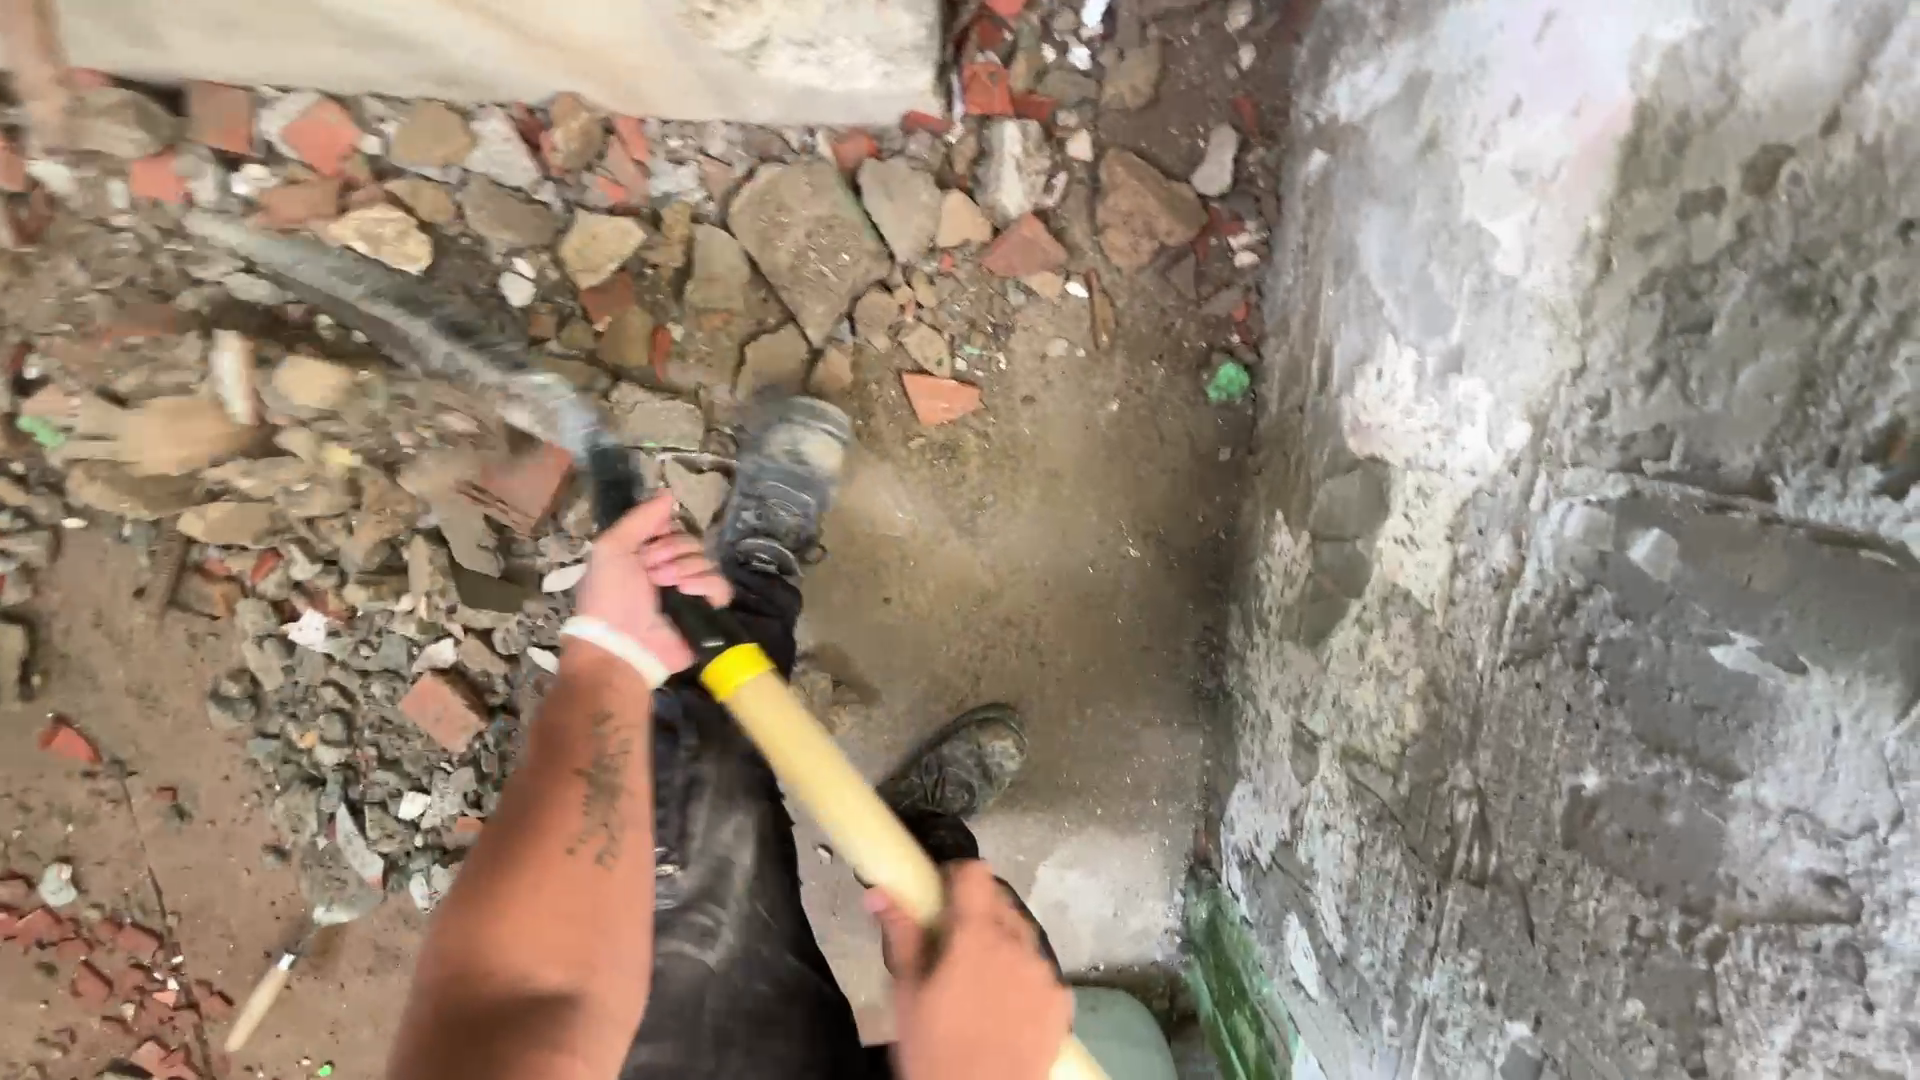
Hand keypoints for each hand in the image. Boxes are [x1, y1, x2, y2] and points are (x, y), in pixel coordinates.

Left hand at [569, 493, 732, 675]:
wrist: (621, 644)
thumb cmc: (608, 596)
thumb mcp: (611, 547)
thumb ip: (640, 518)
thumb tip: (669, 493)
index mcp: (645, 556)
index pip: (672, 529)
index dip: (663, 534)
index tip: (647, 547)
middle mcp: (669, 571)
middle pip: (692, 543)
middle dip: (673, 552)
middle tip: (653, 572)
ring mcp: (689, 591)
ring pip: (708, 561)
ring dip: (687, 569)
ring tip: (669, 586)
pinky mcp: (706, 611)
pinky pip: (721, 586)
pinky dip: (707, 585)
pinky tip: (688, 591)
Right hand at [868, 862, 1072, 1079]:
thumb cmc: (934, 1051)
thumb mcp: (907, 994)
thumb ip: (901, 934)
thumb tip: (879, 892)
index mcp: (976, 934)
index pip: (976, 873)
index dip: (957, 876)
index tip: (940, 895)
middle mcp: (1017, 942)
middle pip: (999, 900)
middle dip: (977, 910)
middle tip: (953, 943)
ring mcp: (1044, 971)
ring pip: (1022, 933)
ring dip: (1003, 940)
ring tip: (981, 978)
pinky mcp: (1060, 999)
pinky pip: (1041, 968)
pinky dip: (1025, 974)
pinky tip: (1006, 1003)